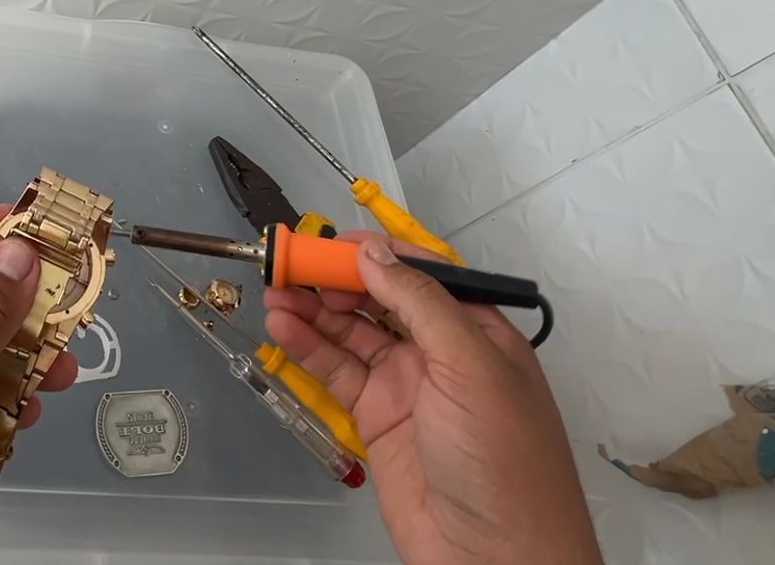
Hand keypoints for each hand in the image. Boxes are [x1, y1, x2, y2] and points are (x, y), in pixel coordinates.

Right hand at [264, 233, 599, 564]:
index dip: (377, 254)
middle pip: (377, 299)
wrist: (496, 563)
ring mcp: (404, 384)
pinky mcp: (374, 416)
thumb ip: (419, 304)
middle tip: (291, 266)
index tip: (333, 242)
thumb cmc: (500, 460)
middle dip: (335, 279)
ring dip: (312, 309)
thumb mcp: (470, 368)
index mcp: (473, 332)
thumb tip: (372, 252)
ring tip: (274, 292)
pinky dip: (307, 346)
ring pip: (349, 332)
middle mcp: (437, 351)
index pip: (421, 275)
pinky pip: (335, 370)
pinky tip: (282, 327)